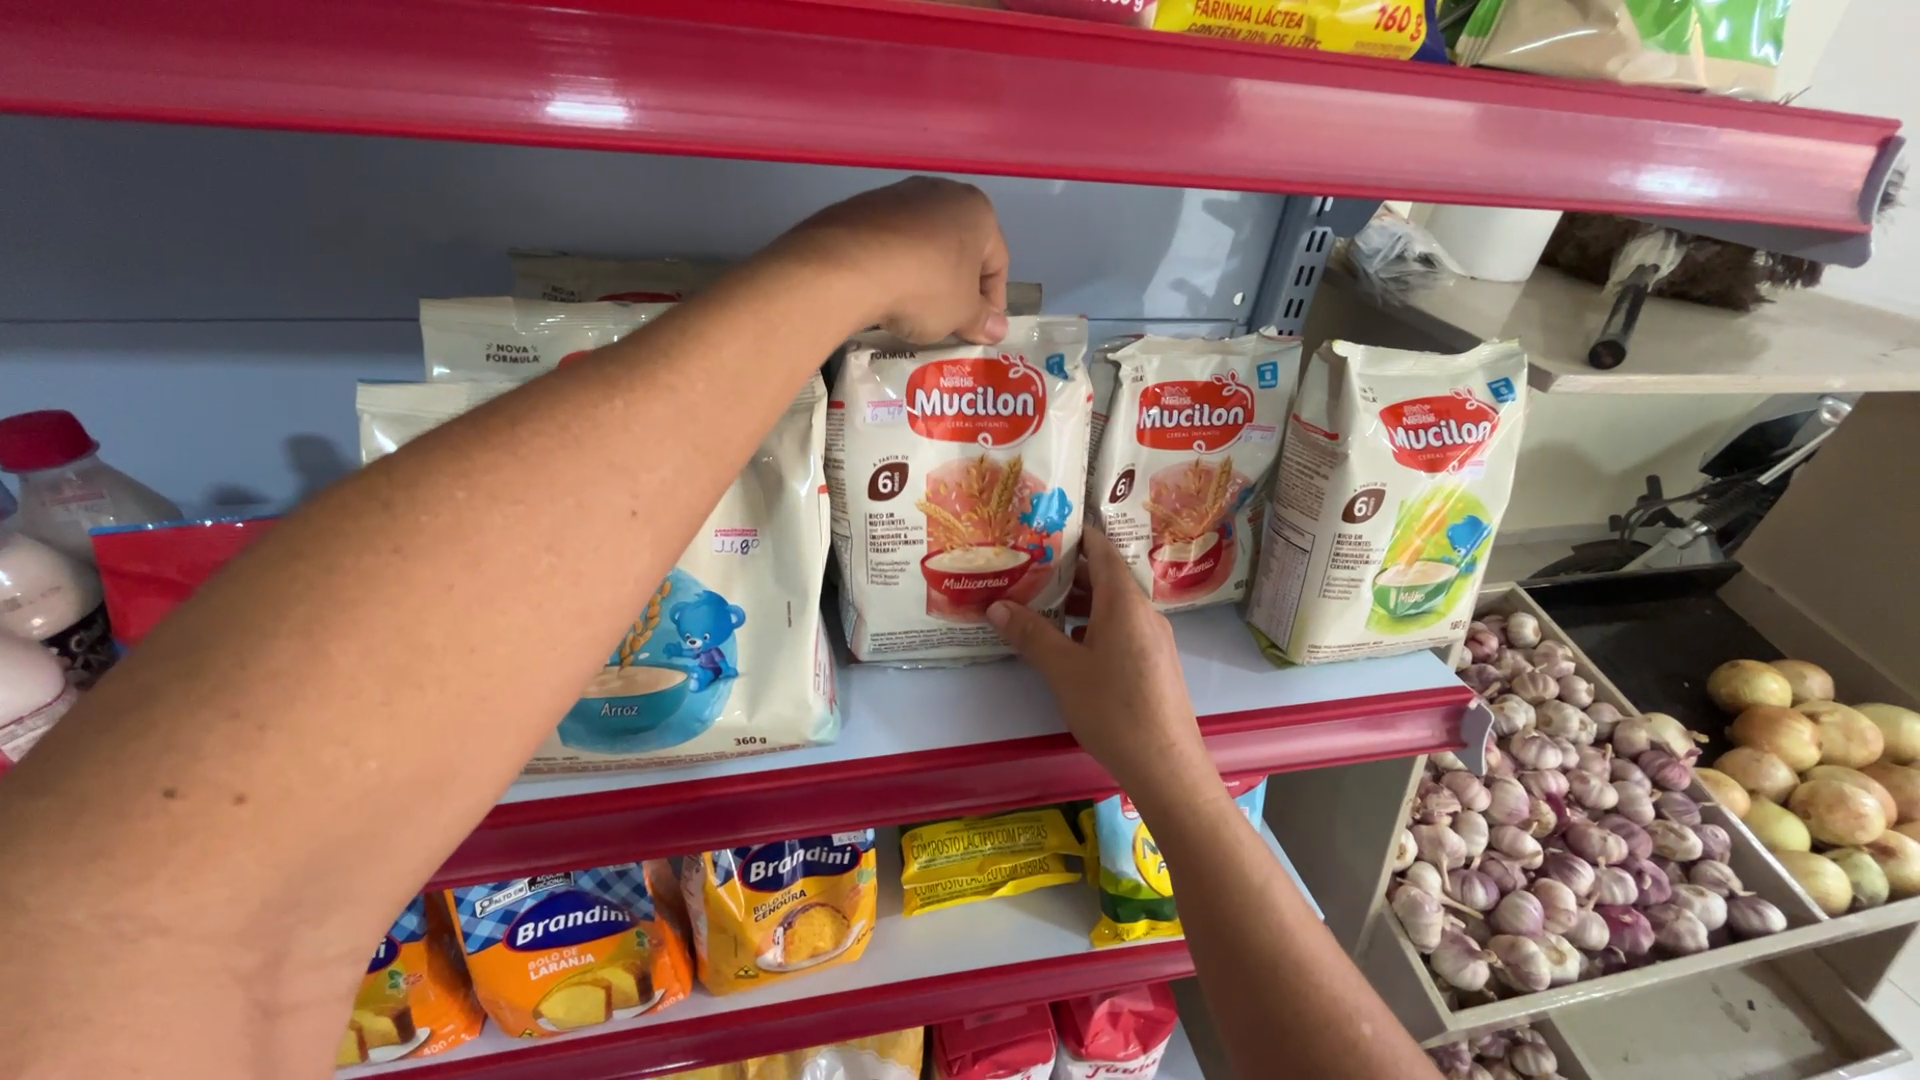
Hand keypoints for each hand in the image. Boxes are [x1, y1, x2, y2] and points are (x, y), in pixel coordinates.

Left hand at [776, 176, 1010, 344]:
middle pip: (960, 248)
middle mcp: (941, 191)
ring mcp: (897, 194)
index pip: (998, 262)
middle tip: (949, 321)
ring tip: (913, 309)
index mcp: (977, 210)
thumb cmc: (925, 286)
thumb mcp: (961, 313)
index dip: (993, 301)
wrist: (848, 265)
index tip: (980, 329)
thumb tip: (998, 329)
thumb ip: (983, 320)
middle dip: (958, 286)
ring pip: (924, 244)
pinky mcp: (862, 207)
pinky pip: (890, 243)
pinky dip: (894, 267)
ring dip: (925, 276)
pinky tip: (884, 292)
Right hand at [987, 530, 1208, 795]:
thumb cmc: (1113, 709)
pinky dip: (1092, 626)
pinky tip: (1067, 645)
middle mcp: (1144, 612)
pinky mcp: (1154, 663)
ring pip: (1112, 606)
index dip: (1075, 535)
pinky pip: (1121, 629)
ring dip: (1078, 603)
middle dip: (1066, 572)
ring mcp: (1153, 638)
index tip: (1042, 530)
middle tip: (1026, 569)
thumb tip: (996, 606)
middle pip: (1105, 577)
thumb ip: (1030, 634)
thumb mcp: (1063, 670)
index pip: (1102, 550)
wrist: (1166, 765)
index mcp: (1124, 602)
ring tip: (1038, 606)